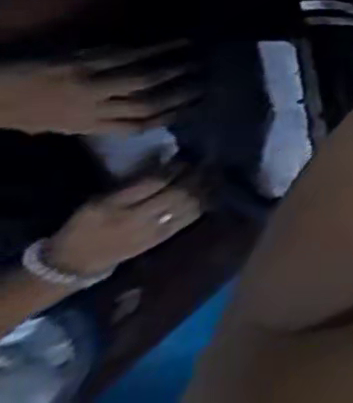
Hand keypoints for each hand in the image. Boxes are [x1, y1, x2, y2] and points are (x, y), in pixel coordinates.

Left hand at [0, 42, 200, 134]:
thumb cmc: (11, 112)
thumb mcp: (46, 124)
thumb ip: (83, 120)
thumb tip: (122, 115)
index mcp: (81, 125)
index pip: (136, 126)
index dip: (171, 117)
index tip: (196, 106)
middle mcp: (90, 108)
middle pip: (148, 103)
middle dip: (182, 92)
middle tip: (207, 81)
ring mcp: (87, 84)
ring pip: (144, 79)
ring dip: (176, 68)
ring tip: (198, 59)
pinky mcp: (83, 63)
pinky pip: (130, 55)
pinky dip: (160, 47)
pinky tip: (180, 41)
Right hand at [44, 172, 205, 278]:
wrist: (73, 263)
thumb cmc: (84, 227)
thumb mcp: (97, 202)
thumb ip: (131, 184)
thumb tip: (165, 162)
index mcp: (113, 206)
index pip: (154, 182)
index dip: (175, 168)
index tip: (184, 160)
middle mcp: (135, 218)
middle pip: (178, 192)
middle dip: (194, 176)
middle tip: (203, 165)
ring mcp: (152, 229)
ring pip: (189, 204)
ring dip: (203, 188)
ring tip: (209, 176)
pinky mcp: (162, 238)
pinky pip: (190, 217)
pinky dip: (202, 202)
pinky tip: (207, 193)